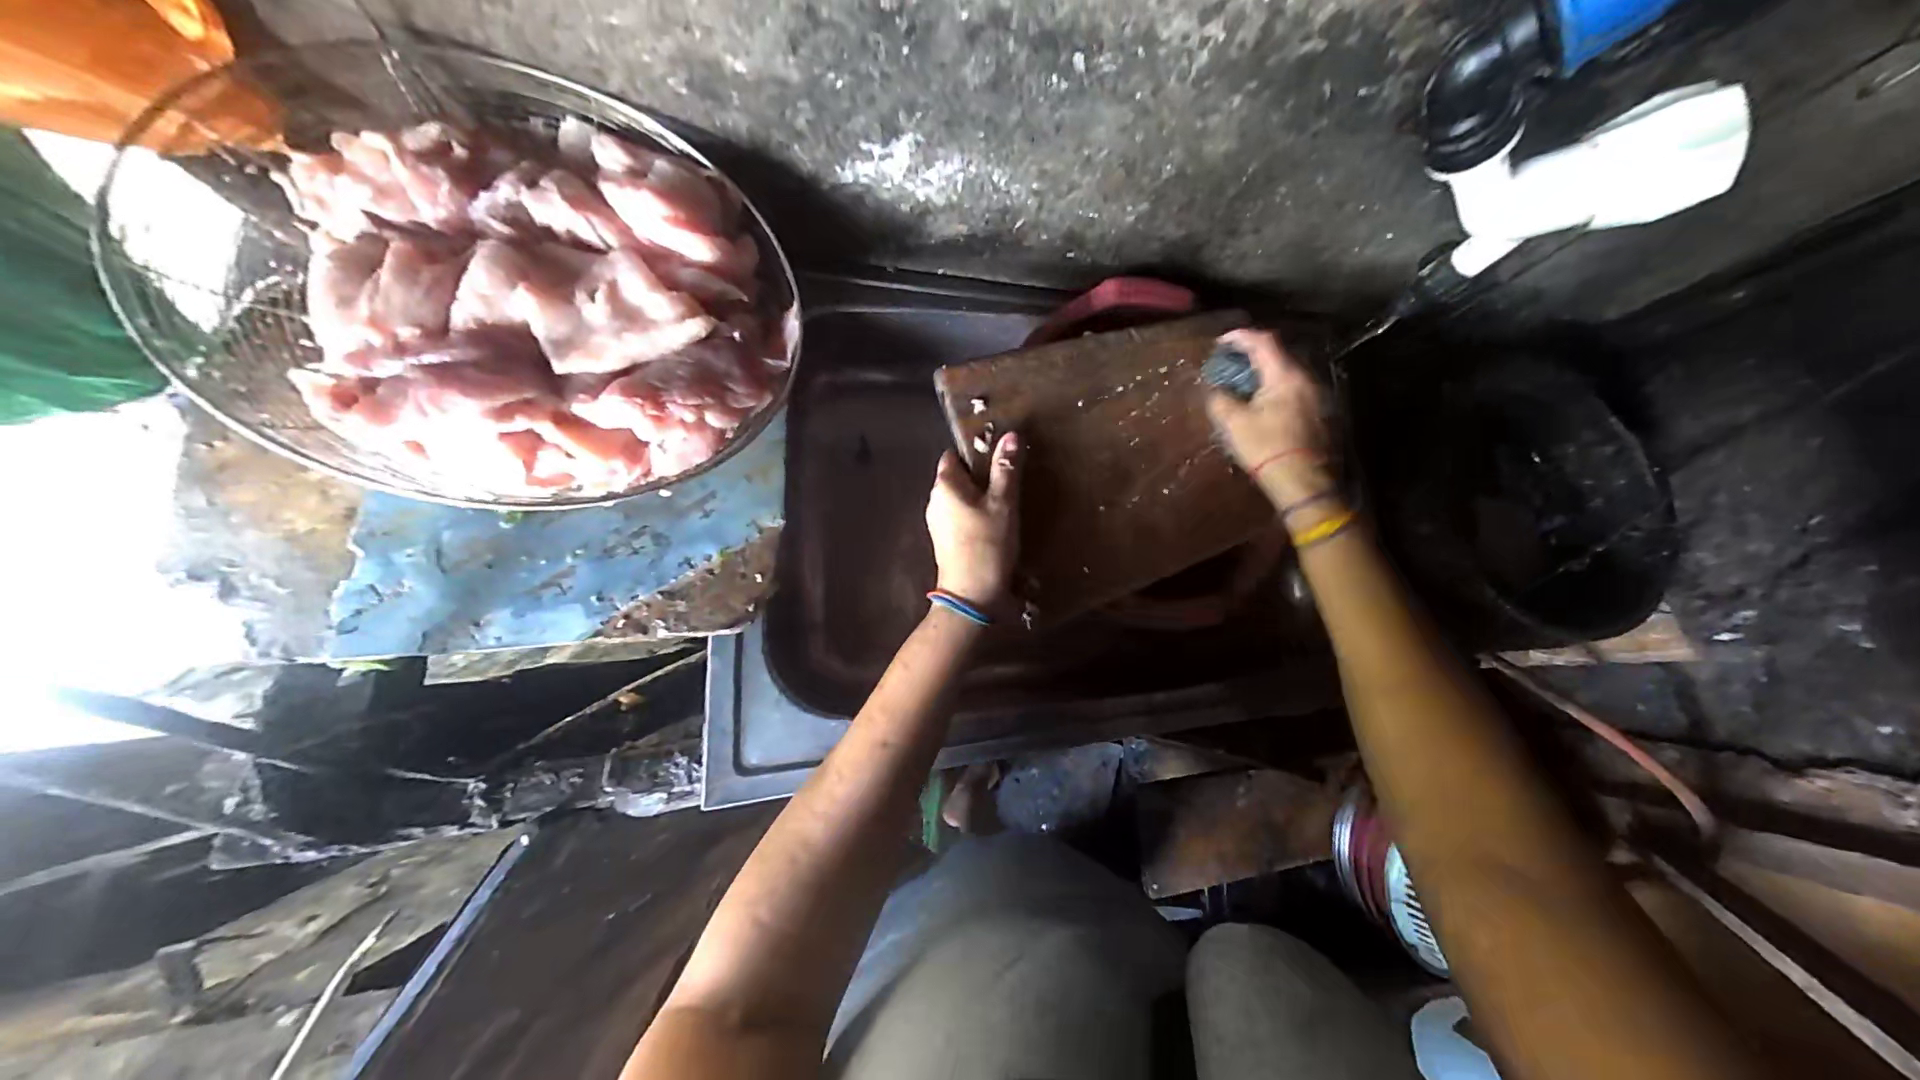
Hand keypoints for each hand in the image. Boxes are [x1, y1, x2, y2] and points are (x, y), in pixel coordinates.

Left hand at [926, 431, 1020, 607]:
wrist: (972, 596)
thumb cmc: (987, 545)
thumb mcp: (1003, 504)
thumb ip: (1006, 470)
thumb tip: (1011, 435)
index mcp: (944, 486)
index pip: (953, 455)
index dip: (975, 453)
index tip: (999, 458)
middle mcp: (934, 501)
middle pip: (957, 478)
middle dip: (981, 477)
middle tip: (1010, 482)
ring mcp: (937, 524)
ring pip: (960, 500)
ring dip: (980, 499)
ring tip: (1007, 504)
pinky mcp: (945, 542)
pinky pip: (961, 519)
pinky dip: (976, 517)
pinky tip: (996, 527)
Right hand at [1204, 328, 1333, 502]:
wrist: (1303, 481)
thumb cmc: (1266, 449)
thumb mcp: (1234, 424)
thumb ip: (1221, 400)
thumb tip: (1215, 390)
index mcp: (1285, 376)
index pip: (1263, 342)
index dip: (1240, 337)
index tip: (1221, 341)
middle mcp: (1305, 379)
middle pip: (1277, 355)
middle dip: (1252, 354)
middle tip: (1230, 361)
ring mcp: (1315, 396)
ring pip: (1286, 373)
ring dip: (1264, 372)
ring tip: (1242, 381)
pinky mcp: (1318, 412)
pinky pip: (1292, 389)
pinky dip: (1274, 387)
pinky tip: (1261, 401)